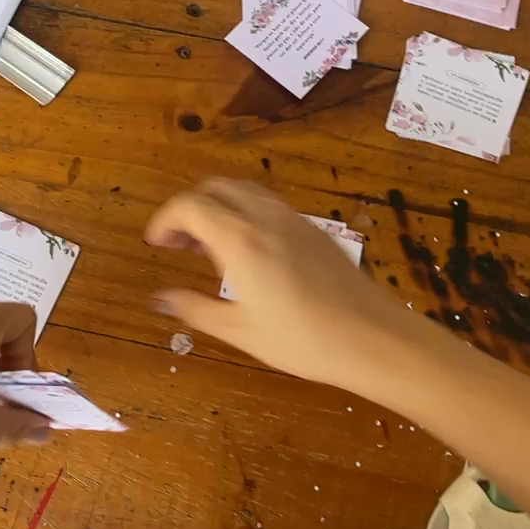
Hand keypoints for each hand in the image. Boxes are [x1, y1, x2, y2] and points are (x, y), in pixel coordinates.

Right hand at [145, 178, 423, 388]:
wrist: (373, 337)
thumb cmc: (303, 340)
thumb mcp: (240, 331)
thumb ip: (194, 309)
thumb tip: (159, 298)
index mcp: (239, 239)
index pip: (189, 205)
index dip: (165, 219)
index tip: (156, 244)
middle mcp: (262, 217)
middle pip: (212, 188)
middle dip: (187, 209)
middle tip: (178, 246)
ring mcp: (290, 217)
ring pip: (241, 190)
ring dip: (215, 206)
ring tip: (208, 246)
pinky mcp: (310, 226)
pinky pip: (265, 202)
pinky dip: (241, 211)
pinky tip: (247, 249)